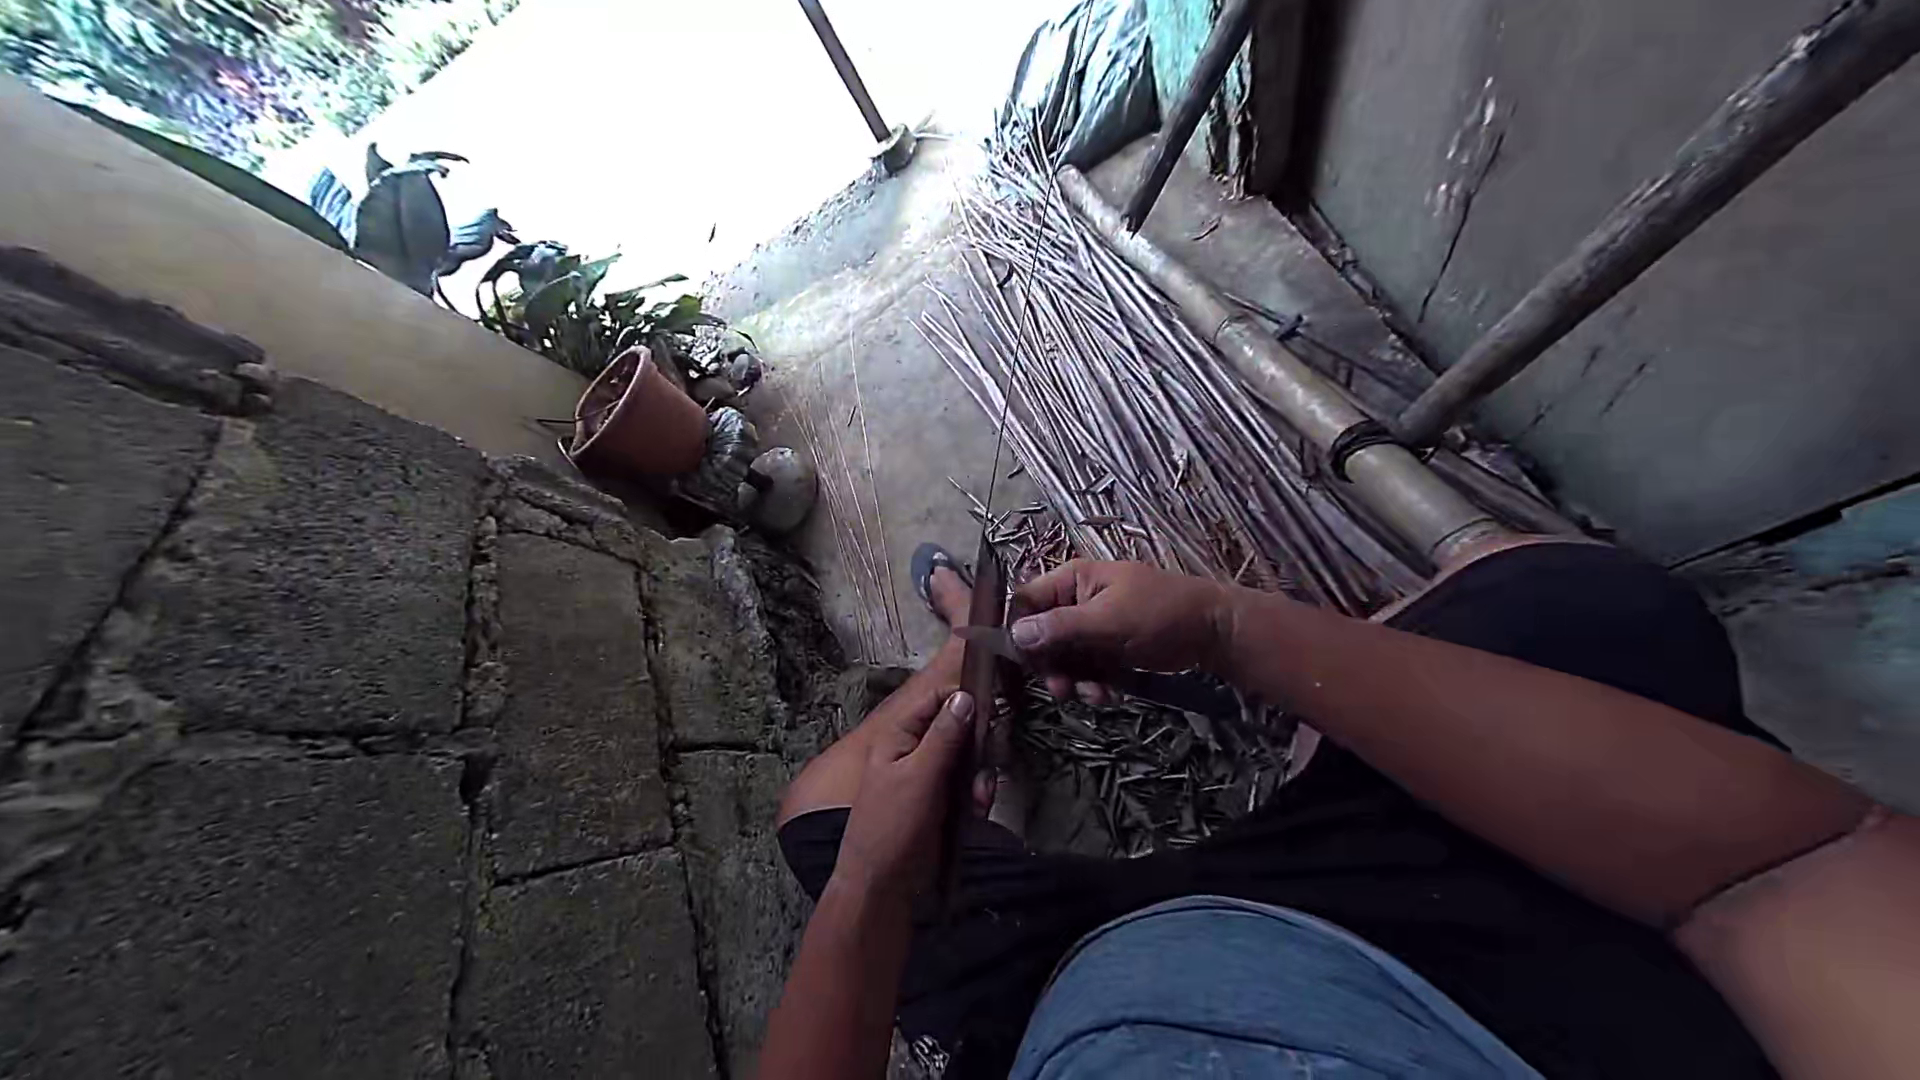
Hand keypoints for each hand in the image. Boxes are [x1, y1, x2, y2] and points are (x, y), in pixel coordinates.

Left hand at [833, 689, 978, 899]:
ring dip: (979, 775)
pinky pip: (968, 783)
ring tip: (978, 799)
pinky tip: (975, 810)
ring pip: (969, 757)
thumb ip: (943, 736)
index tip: (991, 708)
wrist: (884, 887)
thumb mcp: (918, 776)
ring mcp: (930, 773)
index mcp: (901, 733)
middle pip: (960, 727)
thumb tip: (964, 696)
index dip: (964, 699)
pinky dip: (976, 795)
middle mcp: (916, 747)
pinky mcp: (943, 797)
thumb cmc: (890, 827)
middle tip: (986, 763)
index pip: (937, 698)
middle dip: (977, 746)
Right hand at [1010, 560, 1237, 701]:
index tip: (1023, 661)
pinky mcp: (1107, 648)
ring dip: (1072, 679)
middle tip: (1060, 688)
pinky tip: (1107, 695)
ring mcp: (1092, 626)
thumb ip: (1060, 627)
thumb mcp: (1107, 619)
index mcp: (1072, 580)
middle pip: (1041, 634)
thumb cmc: (1159, 613)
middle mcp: (1076, 601)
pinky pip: (1085, 667)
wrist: (1213, 631)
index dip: (1018, 629)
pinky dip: (1091, 683)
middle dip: (1050, 664)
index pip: (1026, 600)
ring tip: (1092, 695)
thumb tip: (1015, 634)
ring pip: (1062, 656)